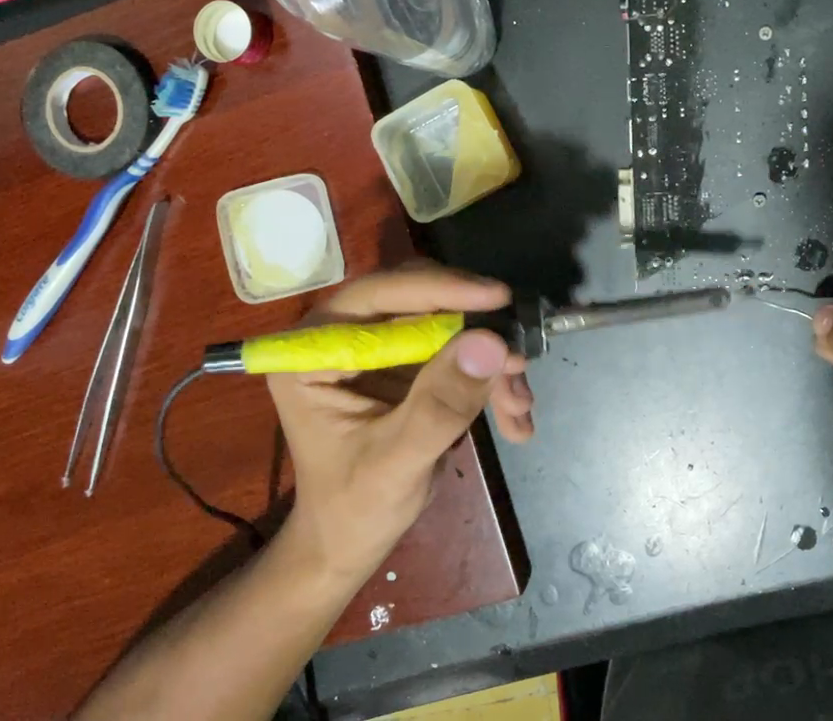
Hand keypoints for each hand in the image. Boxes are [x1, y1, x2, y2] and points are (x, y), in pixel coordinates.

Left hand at [267, 264, 537, 579]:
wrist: (350, 544)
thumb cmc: (353, 510)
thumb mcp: (396, 463)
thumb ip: (438, 405)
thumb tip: (490, 342)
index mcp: (313, 353)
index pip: (377, 295)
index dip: (438, 289)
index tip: (497, 297)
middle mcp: (346, 338)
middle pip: (422, 301)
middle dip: (475, 333)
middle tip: (518, 361)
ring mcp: (382, 351)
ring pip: (452, 326)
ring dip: (492, 364)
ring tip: (519, 407)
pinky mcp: (412, 366)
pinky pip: (464, 354)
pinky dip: (493, 382)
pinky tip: (514, 420)